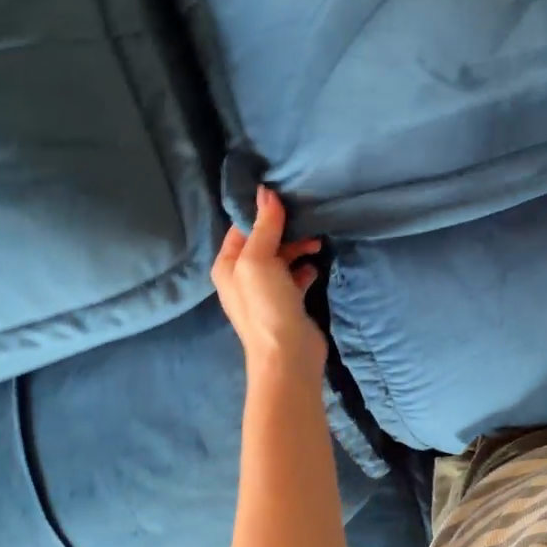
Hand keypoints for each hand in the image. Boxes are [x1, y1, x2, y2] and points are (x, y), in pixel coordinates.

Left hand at [213, 188, 326, 382]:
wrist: (288, 355)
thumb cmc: (266, 305)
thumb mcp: (259, 260)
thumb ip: (264, 226)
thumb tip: (265, 190)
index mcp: (228, 265)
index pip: (242, 227)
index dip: (262, 212)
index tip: (286, 196)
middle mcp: (243, 276)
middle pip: (264, 241)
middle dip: (285, 229)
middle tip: (308, 219)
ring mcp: (266, 291)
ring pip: (282, 258)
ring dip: (299, 247)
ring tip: (318, 242)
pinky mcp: (287, 303)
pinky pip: (296, 276)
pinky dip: (306, 268)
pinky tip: (316, 266)